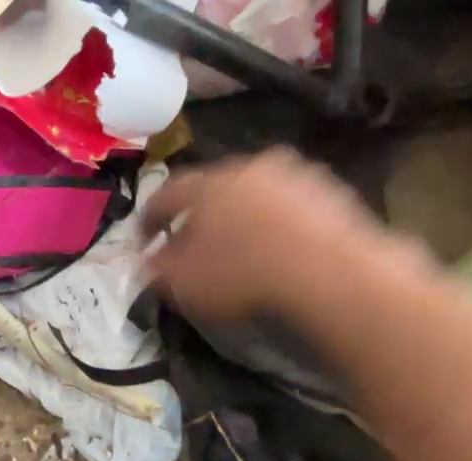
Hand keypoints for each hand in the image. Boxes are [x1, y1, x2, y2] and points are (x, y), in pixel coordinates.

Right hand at [143, 148, 432, 322]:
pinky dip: (272, 223)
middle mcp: (247, 166)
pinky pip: (284, 205)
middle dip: (198, 216)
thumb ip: (156, 270)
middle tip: (191, 245)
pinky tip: (273, 250)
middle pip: (210, 189)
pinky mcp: (326, 189)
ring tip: (236, 249)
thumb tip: (145, 262)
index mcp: (205, 184)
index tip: (143, 242)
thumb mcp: (184, 283)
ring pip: (250, 194)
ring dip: (237, 217)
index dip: (148, 220)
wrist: (328, 271)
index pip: (164, 194)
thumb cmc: (242, 275)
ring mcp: (290, 173)